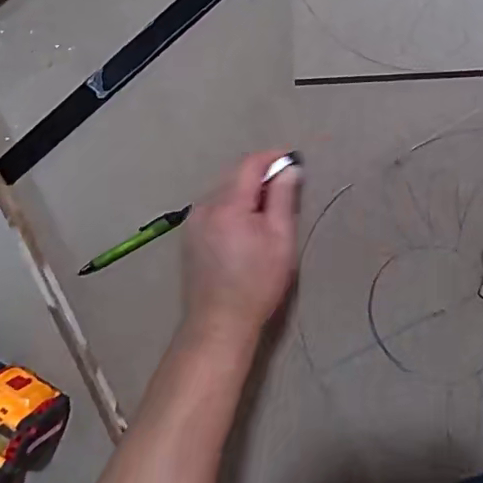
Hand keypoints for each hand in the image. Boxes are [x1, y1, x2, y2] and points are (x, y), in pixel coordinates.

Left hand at [180, 151, 300, 347]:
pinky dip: (233, 204)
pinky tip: (246, 224)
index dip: (273, 157)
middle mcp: (204, 206)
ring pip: (224, 189)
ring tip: (268, 208)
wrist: (218, 324)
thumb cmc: (257, 282)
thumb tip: (289, 168)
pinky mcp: (190, 235)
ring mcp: (193, 221)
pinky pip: (215, 205)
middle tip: (286, 185)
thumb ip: (284, 198)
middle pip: (235, 174)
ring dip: (246, 189)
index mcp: (227, 205)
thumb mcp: (280, 238)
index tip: (293, 160)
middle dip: (261, 173)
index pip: (250, 164)